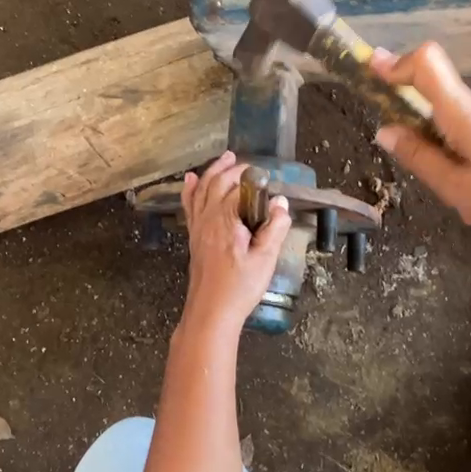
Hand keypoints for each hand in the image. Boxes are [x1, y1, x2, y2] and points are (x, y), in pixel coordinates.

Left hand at [180, 151, 291, 335]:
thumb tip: (280, 203)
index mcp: (225, 220)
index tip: (267, 178)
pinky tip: (191, 181)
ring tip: (224, 159)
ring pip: (202, 190)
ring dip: (212, 172)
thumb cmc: (239, 287)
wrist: (211, 311)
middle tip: (244, 162)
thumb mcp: (265, 259)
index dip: (251, 180)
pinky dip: (191, 190)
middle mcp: (207, 219)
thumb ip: (274, 228)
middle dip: (231, 169)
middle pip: (216, 183)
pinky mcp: (194, 238)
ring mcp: (198, 228)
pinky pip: (190, 206)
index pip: (237, 189)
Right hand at [370, 43, 470, 236]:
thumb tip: (386, 130)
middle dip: (430, 139)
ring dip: (459, 154)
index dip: (397, 62)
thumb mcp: (460, 190)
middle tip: (444, 184)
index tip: (374, 71)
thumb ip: (420, 159)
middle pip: (441, 103)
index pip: (427, 63)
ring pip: (465, 124)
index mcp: (465, 112)